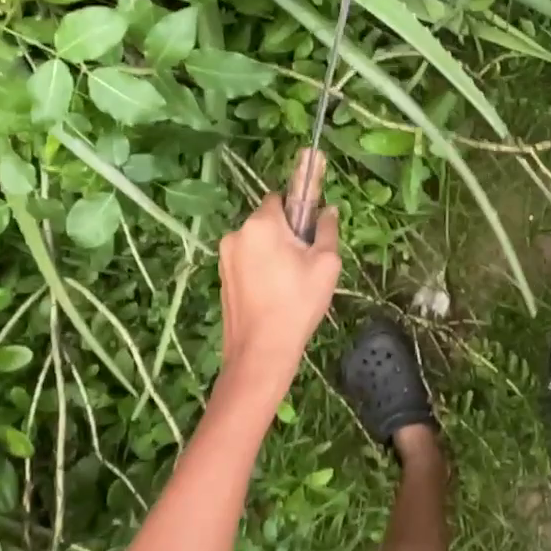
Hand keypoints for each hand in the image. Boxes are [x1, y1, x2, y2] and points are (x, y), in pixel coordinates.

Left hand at [217, 192, 340, 400]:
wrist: (260, 352)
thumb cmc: (297, 303)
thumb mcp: (325, 264)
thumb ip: (327, 230)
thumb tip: (328, 211)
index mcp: (261, 224)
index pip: (282, 197)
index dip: (300, 207)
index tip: (312, 225)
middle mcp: (237, 234)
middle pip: (269, 220)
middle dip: (287, 232)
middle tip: (307, 260)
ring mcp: (225, 257)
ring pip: (258, 241)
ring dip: (274, 250)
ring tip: (293, 280)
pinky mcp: (222, 278)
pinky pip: (248, 260)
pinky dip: (262, 267)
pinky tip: (276, 291)